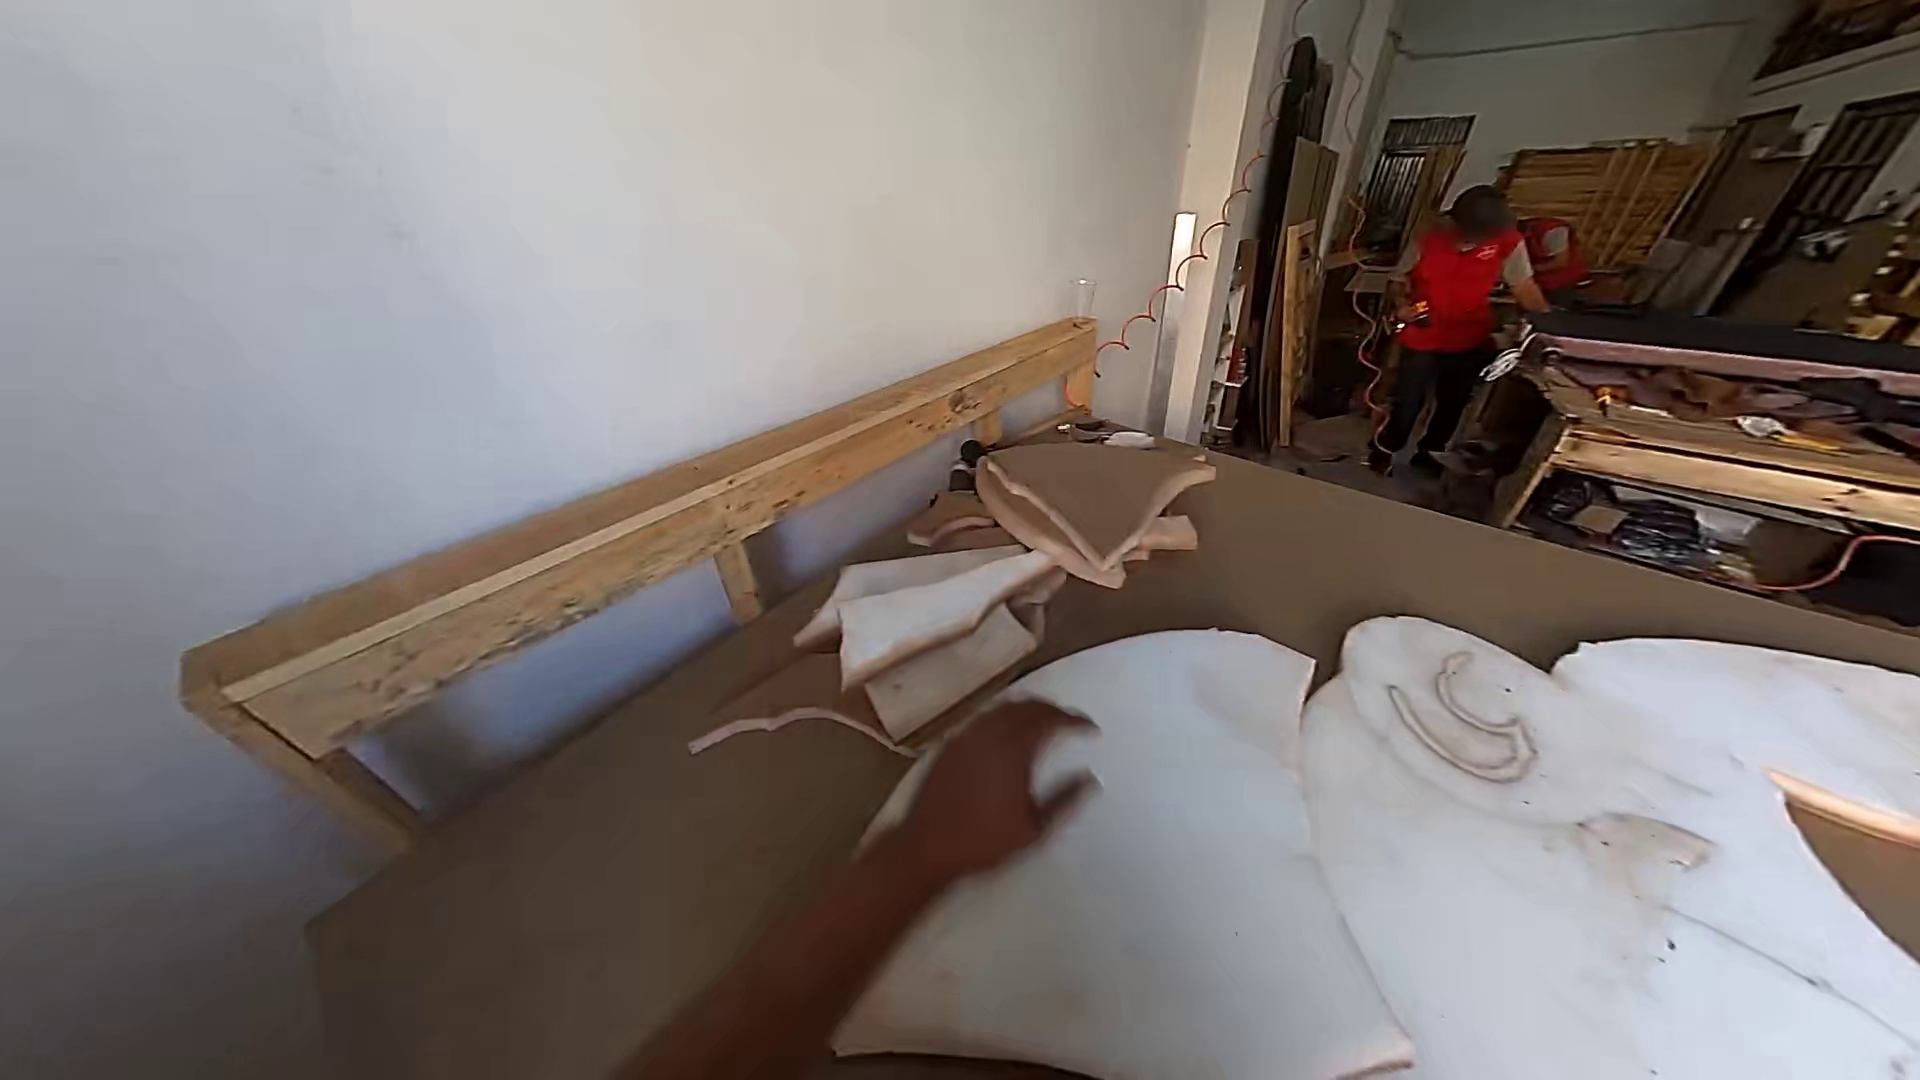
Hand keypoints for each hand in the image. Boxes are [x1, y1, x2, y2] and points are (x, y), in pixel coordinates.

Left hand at [886, 701, 1098, 887]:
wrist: (926, 846)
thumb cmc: (984, 842)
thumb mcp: (1034, 829)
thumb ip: (1065, 799)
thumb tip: (1091, 779)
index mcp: (1014, 748)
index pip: (1051, 719)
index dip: (1075, 720)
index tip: (1091, 728)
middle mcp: (991, 732)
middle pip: (1028, 705)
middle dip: (1053, 710)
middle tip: (1070, 722)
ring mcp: (968, 734)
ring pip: (1004, 707)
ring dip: (1028, 709)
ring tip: (1044, 722)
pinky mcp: (951, 742)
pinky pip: (985, 716)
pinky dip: (1005, 716)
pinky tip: (1009, 733)